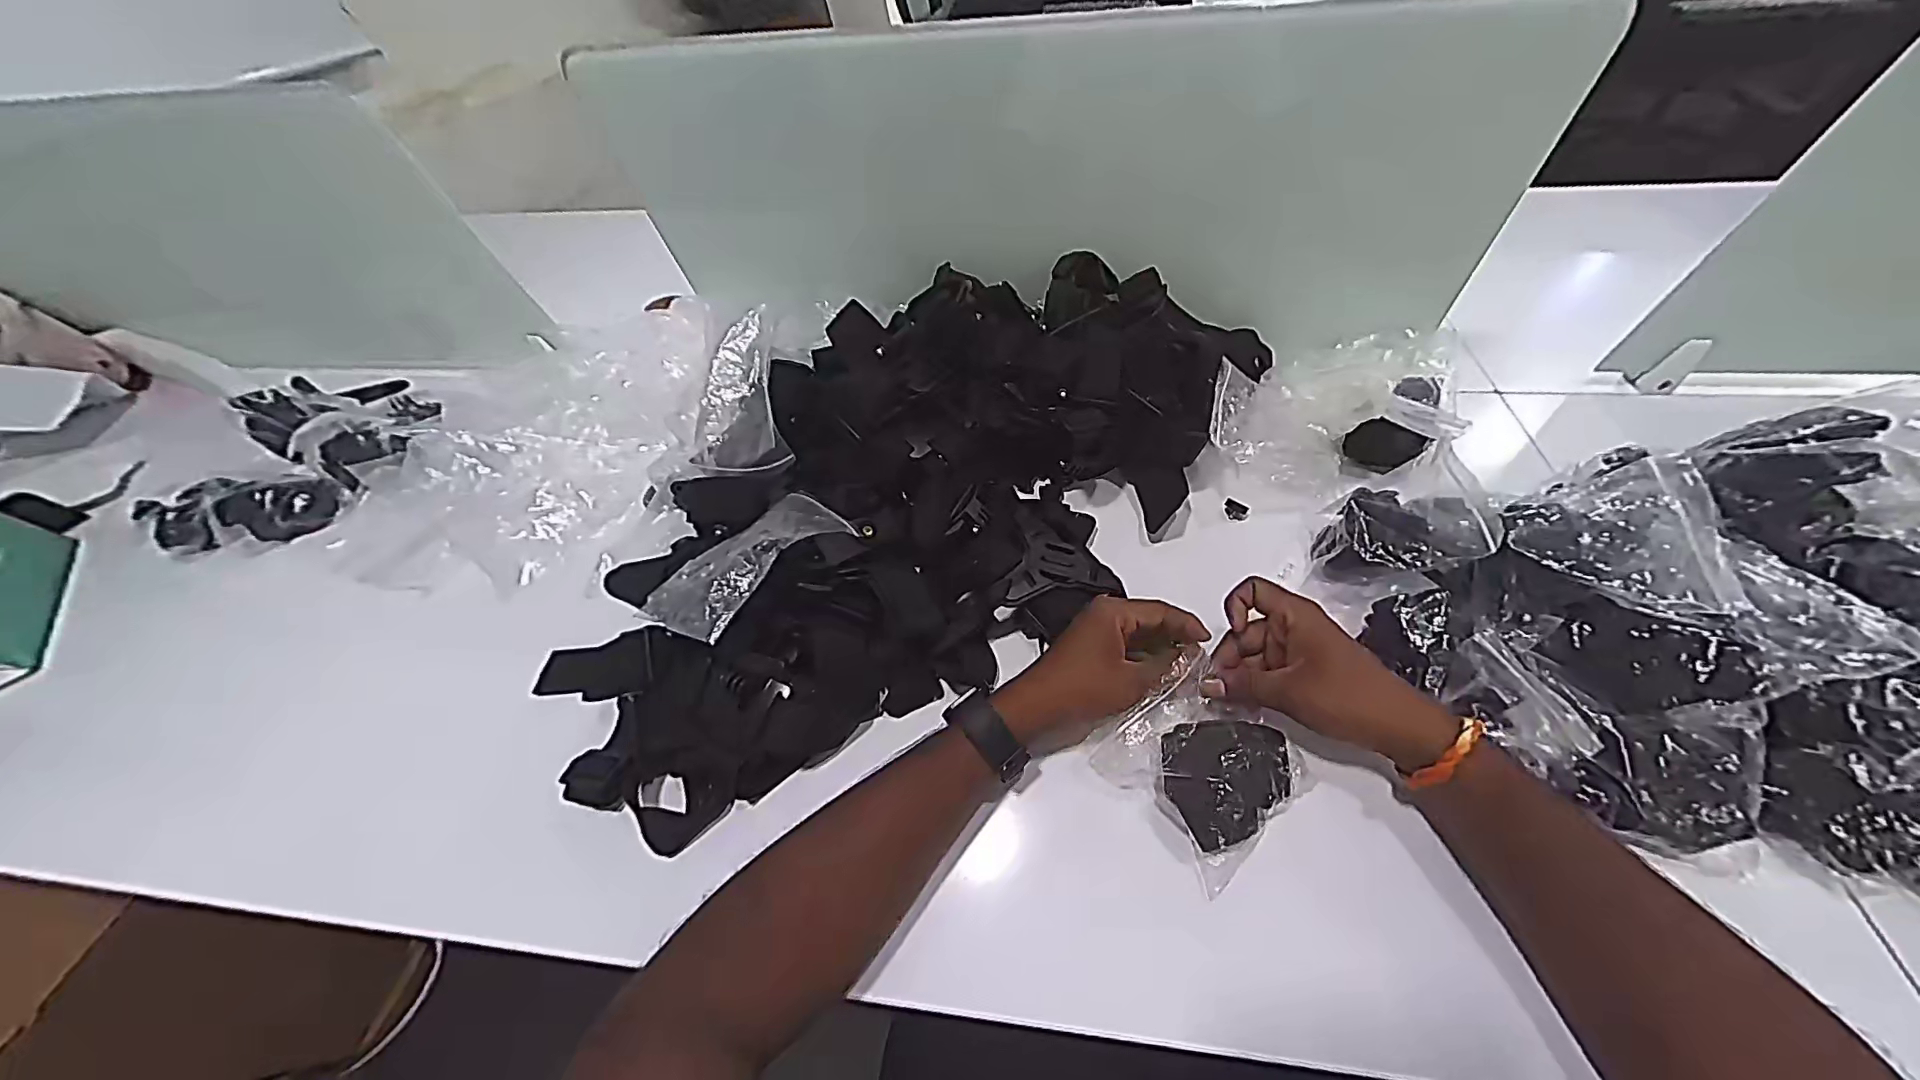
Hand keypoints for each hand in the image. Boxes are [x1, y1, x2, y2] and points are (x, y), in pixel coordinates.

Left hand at [991, 595, 1209, 753]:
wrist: (1039, 706)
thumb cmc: (1076, 688)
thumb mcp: (1133, 680)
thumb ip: (1167, 666)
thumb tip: (1187, 658)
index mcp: (1112, 612)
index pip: (1161, 610)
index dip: (1187, 625)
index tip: (1206, 639)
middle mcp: (1103, 616)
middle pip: (1150, 621)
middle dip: (1175, 638)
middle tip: (1198, 656)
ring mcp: (1096, 632)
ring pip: (1139, 635)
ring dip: (1160, 650)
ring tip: (1183, 668)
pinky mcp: (1091, 649)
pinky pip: (1125, 647)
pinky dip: (1143, 658)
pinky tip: (1159, 674)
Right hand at [1202, 577, 1457, 771]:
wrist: (1398, 727)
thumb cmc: (1354, 698)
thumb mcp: (1288, 691)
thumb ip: (1242, 685)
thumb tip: (1210, 684)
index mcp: (1296, 616)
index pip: (1253, 591)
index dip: (1234, 608)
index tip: (1231, 634)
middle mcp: (1296, 628)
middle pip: (1247, 629)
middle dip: (1230, 655)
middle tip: (1218, 683)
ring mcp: (1300, 651)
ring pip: (1255, 654)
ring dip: (1241, 675)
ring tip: (1231, 699)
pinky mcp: (1304, 673)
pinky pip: (1269, 671)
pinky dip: (1255, 684)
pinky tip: (1247, 703)